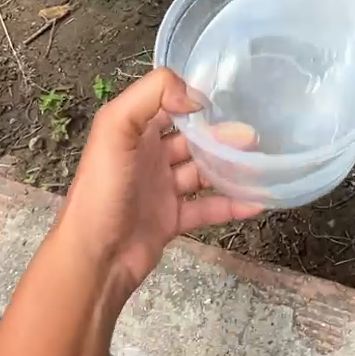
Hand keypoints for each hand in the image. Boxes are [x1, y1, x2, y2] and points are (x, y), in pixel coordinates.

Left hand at [55, 68, 261, 293]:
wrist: (93, 260)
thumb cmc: (103, 189)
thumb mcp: (115, 128)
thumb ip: (151, 95)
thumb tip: (196, 97)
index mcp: (134, 130)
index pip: (170, 104)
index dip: (196, 100)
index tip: (227, 102)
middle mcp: (149, 154)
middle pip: (193, 137)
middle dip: (222, 135)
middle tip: (252, 136)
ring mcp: (161, 188)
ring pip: (203, 170)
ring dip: (231, 166)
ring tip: (261, 164)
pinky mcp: (171, 219)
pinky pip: (206, 207)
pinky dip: (231, 204)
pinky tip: (256, 200)